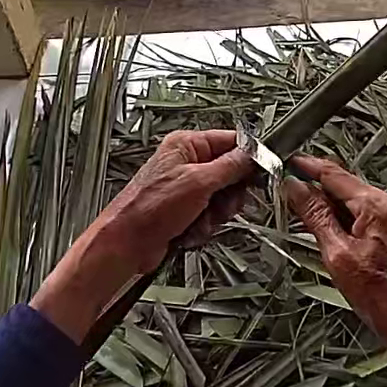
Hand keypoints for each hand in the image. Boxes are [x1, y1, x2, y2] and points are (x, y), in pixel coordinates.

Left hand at [32, 130, 257, 342]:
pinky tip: (190, 229)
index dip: (248, 159)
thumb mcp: (198, 182)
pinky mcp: (185, 211)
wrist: (127, 244)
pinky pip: (210, 216)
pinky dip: (205, 226)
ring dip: (216, 214)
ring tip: (199, 218)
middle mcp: (186, 163)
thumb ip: (231, 166)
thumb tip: (254, 154)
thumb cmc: (147, 209)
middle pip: (231, 174)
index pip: (232, 141)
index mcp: (187, 145)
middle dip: (228, 195)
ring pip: (223, 199)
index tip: (259, 174)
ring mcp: (186, 188)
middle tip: (219, 203)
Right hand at [280, 155, 386, 355]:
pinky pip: (361, 214)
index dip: (308, 167)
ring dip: (326, 206)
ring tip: (301, 216)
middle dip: (314, 188)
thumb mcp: (337, 254)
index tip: (290, 163)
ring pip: (351, 201)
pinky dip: (340, 218)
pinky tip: (325, 231)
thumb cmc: (383, 296)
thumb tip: (297, 189)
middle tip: (288, 194)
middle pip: (343, 186)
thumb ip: (316, 216)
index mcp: (377, 206)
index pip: (335, 174)